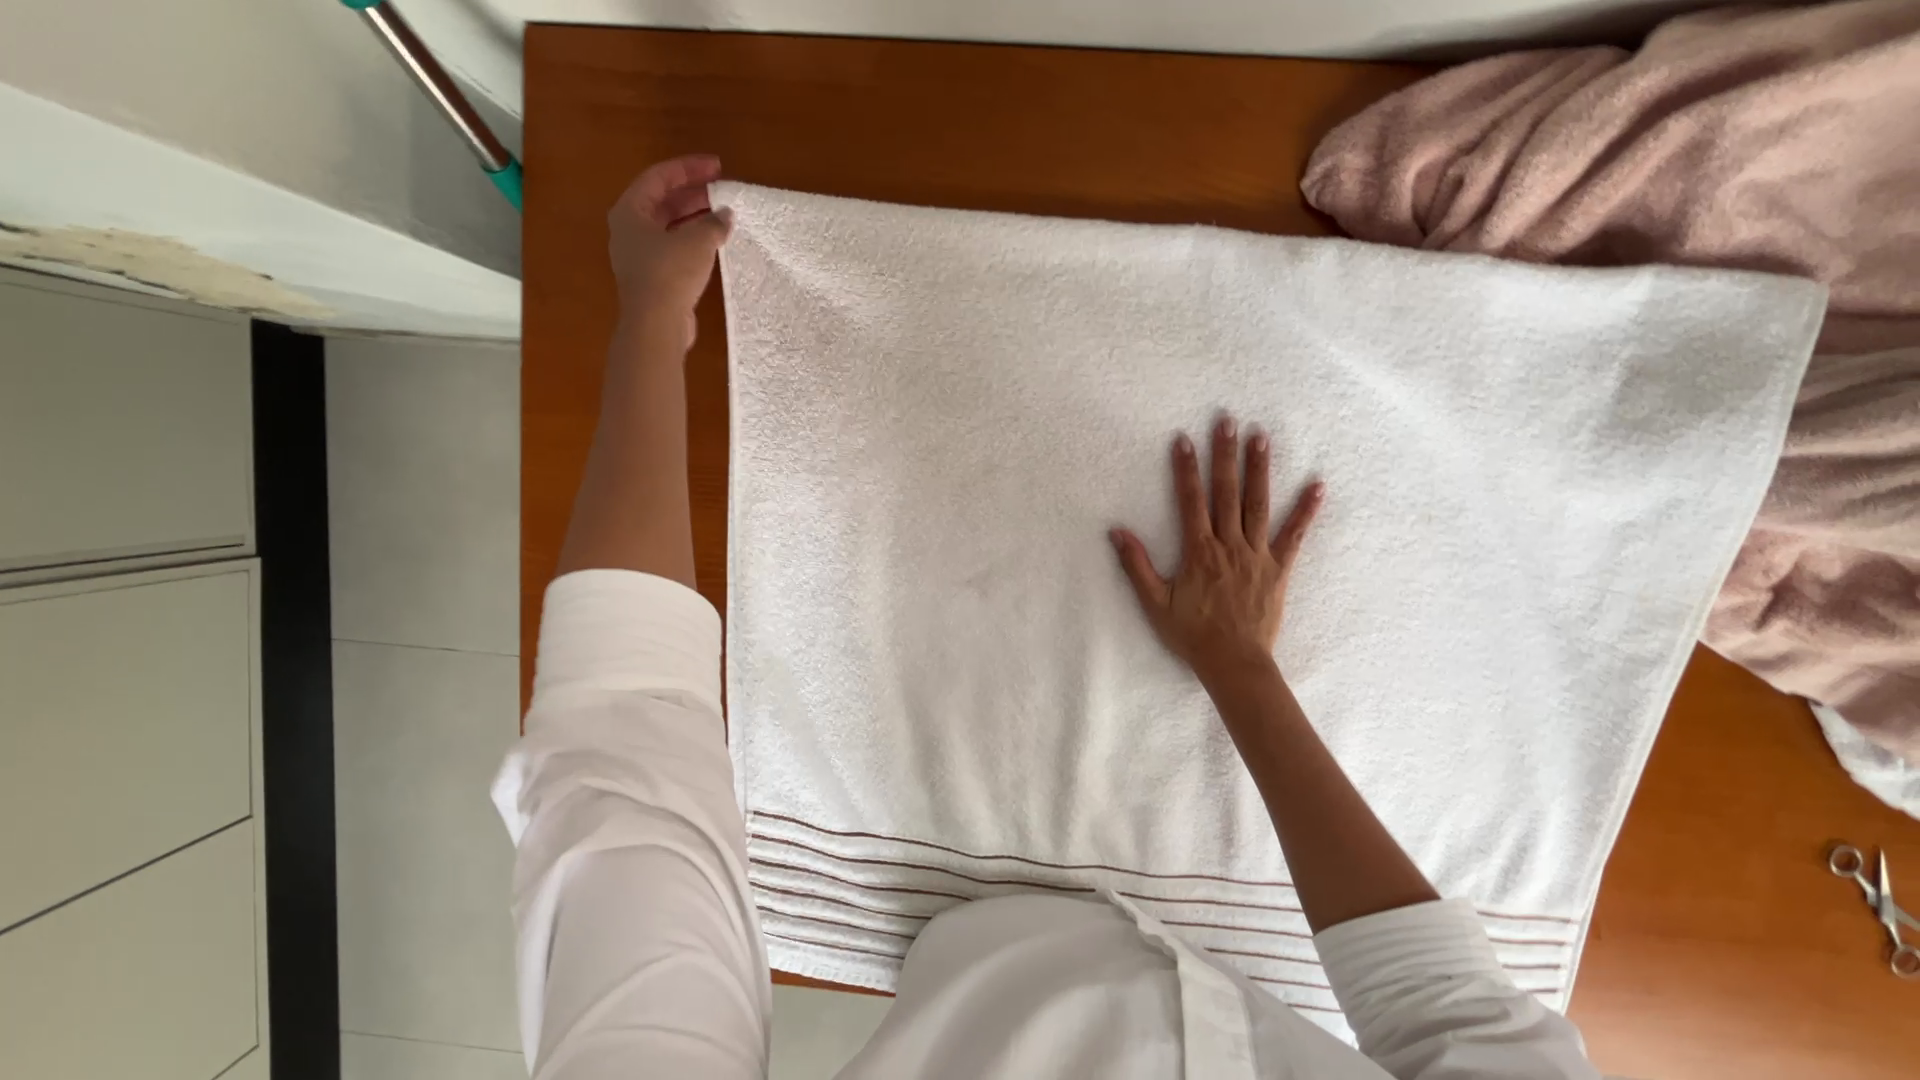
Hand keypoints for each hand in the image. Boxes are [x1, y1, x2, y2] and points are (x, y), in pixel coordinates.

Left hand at [607, 154, 732, 350]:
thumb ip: (714, 222)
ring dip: (696, 218)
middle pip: (663, 201)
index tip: (717, 167)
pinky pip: (675, 248)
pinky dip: (694, 241)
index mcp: (630, 211)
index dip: (689, 168)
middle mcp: (630, 229)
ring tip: (724, 215)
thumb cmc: (669, 274)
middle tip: (723, 190)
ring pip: (670, 226)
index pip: (659, 177)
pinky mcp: (654, 277)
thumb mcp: (697, 241)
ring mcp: (640, 255)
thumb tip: (726, 215)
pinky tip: (715, 243)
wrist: (656, 325)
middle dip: (694, 193)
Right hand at [1110, 415, 1323, 685]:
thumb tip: (1117, 532)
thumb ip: (1136, 565)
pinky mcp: (1278, 569)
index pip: (1190, 501)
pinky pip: (1294, 535)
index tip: (1184, 440)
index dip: (1186, 469)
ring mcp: (1256, 555)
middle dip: (1225, 455)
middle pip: (1227, 493)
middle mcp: (1229, 546)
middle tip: (1228, 421)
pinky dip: (1305, 510)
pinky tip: (1317, 485)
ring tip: (1261, 437)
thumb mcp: (1154, 603)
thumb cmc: (1192, 635)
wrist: (1234, 663)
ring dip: (1259, 469)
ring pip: (1257, 505)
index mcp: (1198, 552)